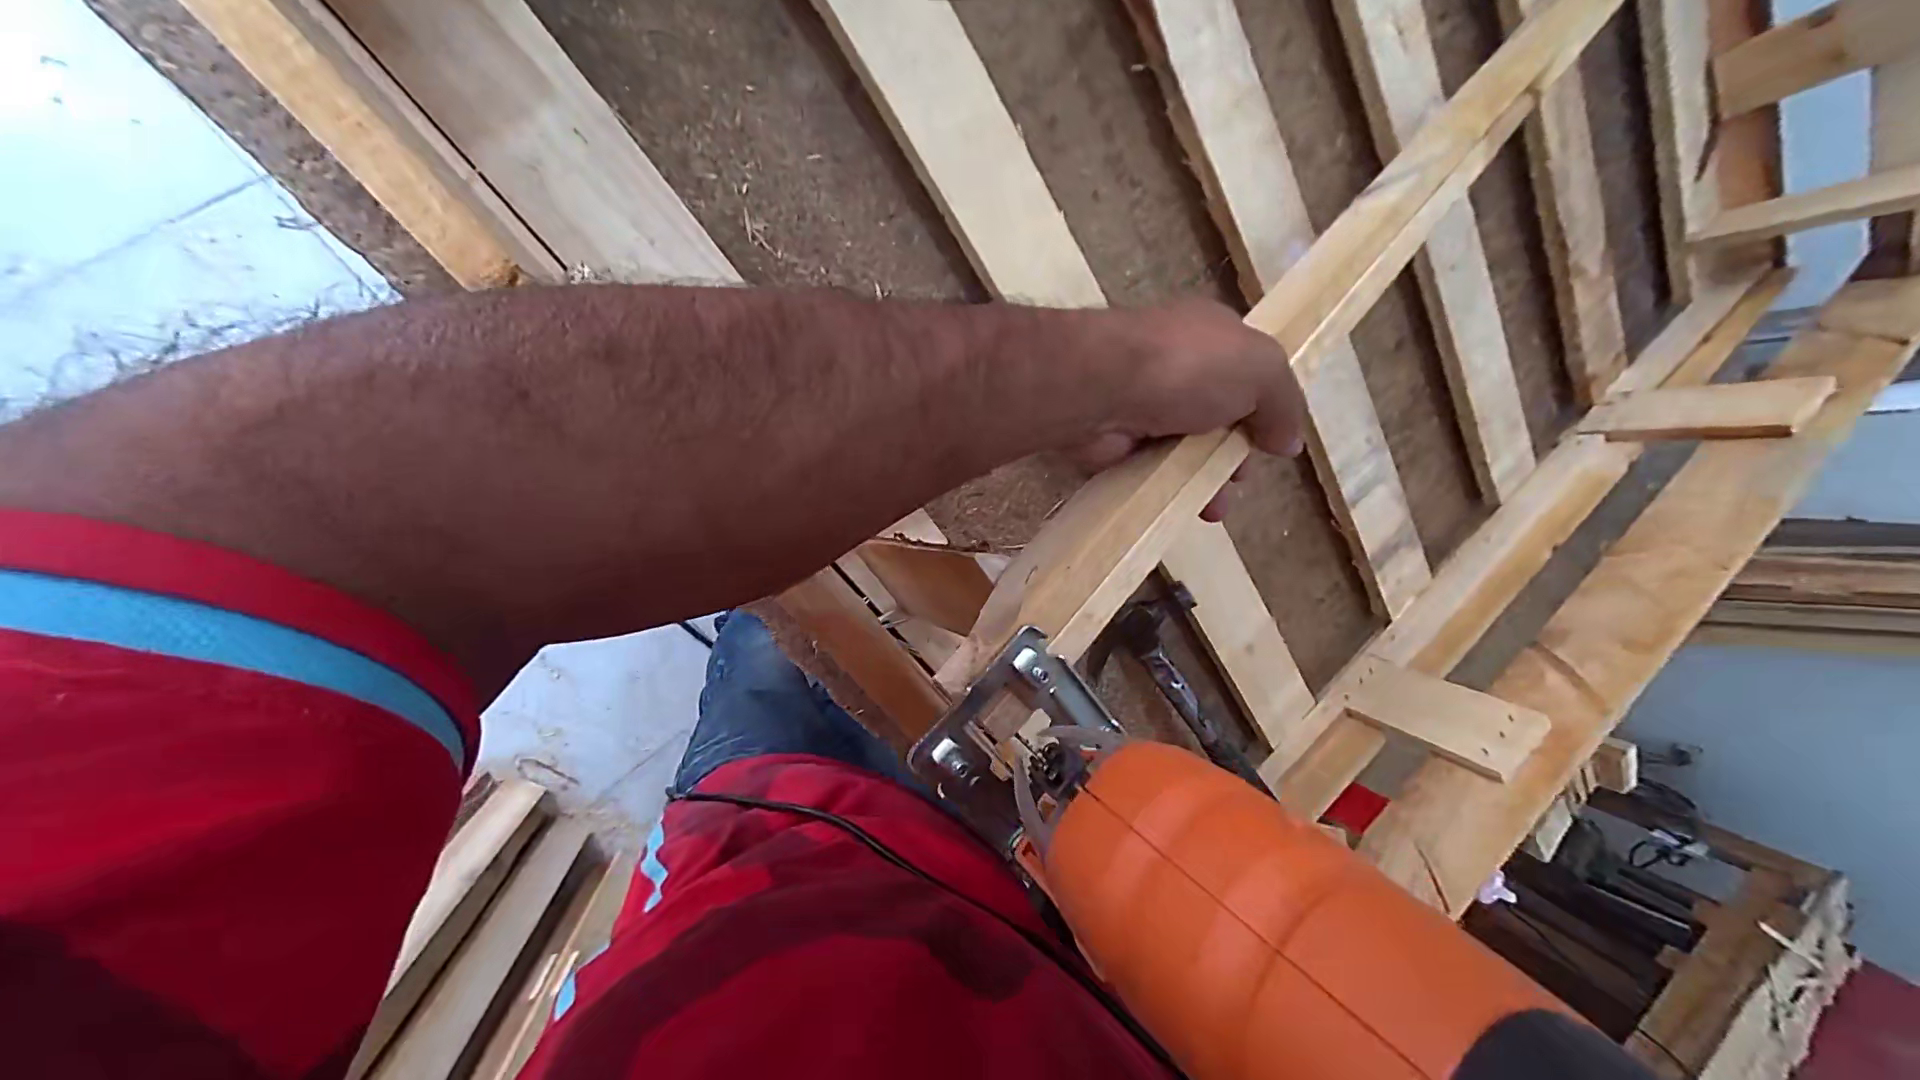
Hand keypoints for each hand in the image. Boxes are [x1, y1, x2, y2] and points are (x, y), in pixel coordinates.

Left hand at [1063, 300, 1306, 520]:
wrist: (1102, 388)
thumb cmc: (1189, 367)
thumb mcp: (1260, 370)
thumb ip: (1282, 403)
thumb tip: (1289, 442)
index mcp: (1212, 338)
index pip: (1246, 374)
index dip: (1263, 408)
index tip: (1273, 442)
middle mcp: (1177, 369)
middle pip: (1218, 417)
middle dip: (1235, 453)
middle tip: (1238, 475)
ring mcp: (1144, 406)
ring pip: (1185, 450)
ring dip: (1205, 480)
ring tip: (1215, 507)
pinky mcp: (1116, 442)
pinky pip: (1151, 470)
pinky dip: (1170, 489)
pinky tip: (1186, 507)